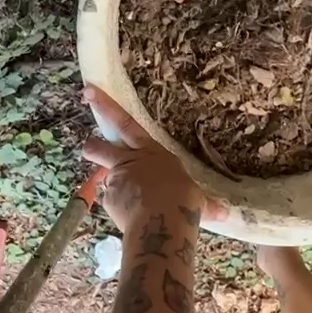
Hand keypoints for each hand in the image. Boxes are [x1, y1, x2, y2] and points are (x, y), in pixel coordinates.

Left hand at [82, 85, 207, 235]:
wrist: (162, 221)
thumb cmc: (183, 201)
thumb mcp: (196, 198)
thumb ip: (204, 204)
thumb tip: (223, 213)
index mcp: (151, 151)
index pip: (126, 123)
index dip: (106, 106)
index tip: (89, 91)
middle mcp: (130, 162)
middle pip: (100, 146)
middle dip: (92, 145)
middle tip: (88, 146)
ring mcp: (116, 180)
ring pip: (105, 179)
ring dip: (114, 189)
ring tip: (131, 205)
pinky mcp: (109, 200)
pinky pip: (113, 203)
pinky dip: (120, 210)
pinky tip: (133, 219)